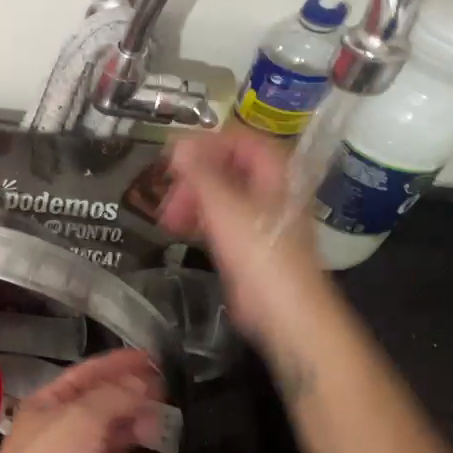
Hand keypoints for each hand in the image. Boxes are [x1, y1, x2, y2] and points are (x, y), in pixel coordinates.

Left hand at [0, 350, 167, 452]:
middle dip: (134, 397)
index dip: (118, 364)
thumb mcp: (79, 420)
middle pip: (103, 407)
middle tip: (171, 392)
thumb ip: (114, 398)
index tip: (153, 357)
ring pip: (113, 443)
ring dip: (140, 432)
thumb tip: (143, 384)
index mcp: (47, 406)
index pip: (86, 375)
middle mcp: (61, 432)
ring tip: (173, 425)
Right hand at [154, 130, 335, 340]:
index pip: (243, 141)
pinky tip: (179, 229)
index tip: (175, 154)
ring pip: (222, 195)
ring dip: (192, 199)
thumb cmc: (261, 255)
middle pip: (229, 168)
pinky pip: (220, 220)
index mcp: (277, 175)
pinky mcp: (249, 244)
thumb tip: (178, 145)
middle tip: (168, 190)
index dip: (209, 142)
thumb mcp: (225, 208)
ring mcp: (261, 219)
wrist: (285, 311)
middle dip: (194, 177)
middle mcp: (272, 192)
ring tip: (167, 214)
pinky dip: (198, 219)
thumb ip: (200, 173)